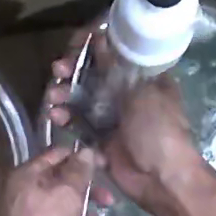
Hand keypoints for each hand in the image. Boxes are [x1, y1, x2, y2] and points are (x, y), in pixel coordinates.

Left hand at [0, 145, 107, 215]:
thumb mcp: (68, 194)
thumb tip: (87, 151)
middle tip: (108, 202)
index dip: (83, 157)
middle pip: (65, 184)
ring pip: (67, 209)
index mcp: (27, 175)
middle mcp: (25, 193)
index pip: (58, 154)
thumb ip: (80, 170)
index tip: (106, 164)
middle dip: (89, 195)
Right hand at [44, 32, 208, 213]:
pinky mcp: (100, 139)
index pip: (114, 53)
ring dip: (66, 95)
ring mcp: (113, 117)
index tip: (74, 44)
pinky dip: (66, 119)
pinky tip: (55, 116)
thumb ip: (115, 67)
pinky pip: (79, 124)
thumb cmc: (158, 129)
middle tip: (59, 70)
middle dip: (74, 71)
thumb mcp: (139, 91)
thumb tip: (99, 37)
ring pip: (82, 99)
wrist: (162, 178)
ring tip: (54, 97)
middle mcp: (127, 94)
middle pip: (94, 75)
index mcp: (144, 77)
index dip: (92, 47)